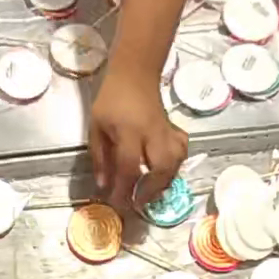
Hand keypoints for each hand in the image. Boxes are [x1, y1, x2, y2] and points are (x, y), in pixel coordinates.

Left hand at [89, 67, 188, 209]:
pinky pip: (182, 151)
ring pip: (175, 161)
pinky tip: (164, 173)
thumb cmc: (112, 100)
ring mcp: (167, 131)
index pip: (129, 167)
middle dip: (150, 190)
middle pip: (160, 168)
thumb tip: (104, 186)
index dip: (124, 190)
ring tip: (150, 192)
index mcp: (129, 131)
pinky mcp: (175, 129)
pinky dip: (176, 166)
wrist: (136, 72)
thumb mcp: (96, 128)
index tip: (118, 205)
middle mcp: (152, 133)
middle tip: (137, 202)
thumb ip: (100, 158)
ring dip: (164, 182)